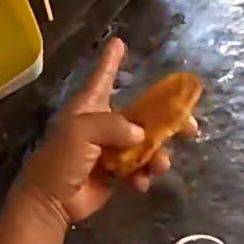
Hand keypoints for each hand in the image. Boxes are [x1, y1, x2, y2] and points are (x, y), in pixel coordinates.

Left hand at [11, 39, 171, 225]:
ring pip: (146, 145)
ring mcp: (111, 150)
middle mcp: (103, 124)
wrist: (51, 201)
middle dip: (168, 120)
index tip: (119, 42)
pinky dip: (143, 175)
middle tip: (191, 128)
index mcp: (90, 107)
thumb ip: (114, 126)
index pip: (103, 78)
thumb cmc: (61, 160)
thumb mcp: (83, 133)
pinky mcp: (115, 174)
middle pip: (142, 115)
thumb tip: (141, 135)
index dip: (111, 61)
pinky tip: (140, 184)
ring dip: (158, 154)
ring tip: (161, 166)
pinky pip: (138, 169)